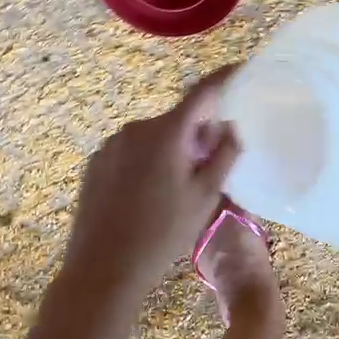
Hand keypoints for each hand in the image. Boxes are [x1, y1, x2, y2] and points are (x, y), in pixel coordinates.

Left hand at [61, 68, 241, 294]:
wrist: (102, 270)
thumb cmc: (162, 234)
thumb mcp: (205, 196)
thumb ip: (224, 156)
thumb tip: (231, 128)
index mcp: (166, 133)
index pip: (202, 92)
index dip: (224, 78)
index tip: (242, 68)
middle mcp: (136, 129)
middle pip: (179, 119)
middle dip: (199, 132)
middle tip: (213, 164)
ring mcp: (112, 145)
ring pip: (156, 136)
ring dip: (174, 148)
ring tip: (180, 187)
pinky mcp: (96, 163)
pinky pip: (134, 151)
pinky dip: (150, 161)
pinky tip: (151, 195)